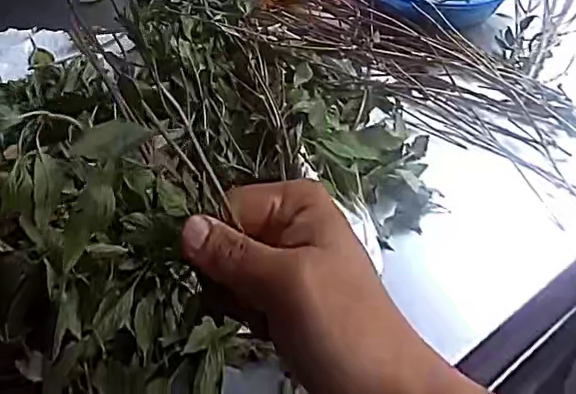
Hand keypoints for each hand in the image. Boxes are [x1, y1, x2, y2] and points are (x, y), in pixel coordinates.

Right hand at [181, 181, 482, 393]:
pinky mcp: (284, 298)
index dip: (214, 238)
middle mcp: (290, 223)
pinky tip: (261, 330)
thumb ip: (234, 253)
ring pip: (231, 270)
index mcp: (296, 201)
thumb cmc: (346, 327)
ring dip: (233, 299)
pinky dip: (244, 315)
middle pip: (228, 236)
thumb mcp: (288, 282)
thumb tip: (186, 226)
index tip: (210, 274)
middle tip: (245, 302)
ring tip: (259, 320)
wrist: (389, 393)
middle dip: (225, 273)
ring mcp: (288, 262)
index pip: (229, 204)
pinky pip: (244, 295)